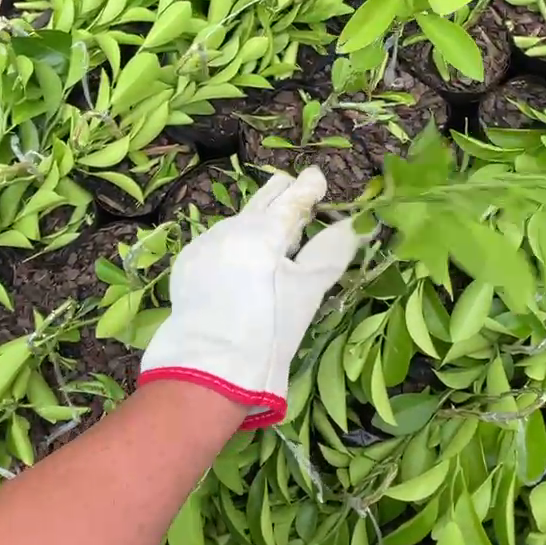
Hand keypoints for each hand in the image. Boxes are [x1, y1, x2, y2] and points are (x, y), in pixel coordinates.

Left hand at [139, 167, 364, 428]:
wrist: (211, 367)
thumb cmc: (269, 330)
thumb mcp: (307, 291)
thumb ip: (330, 252)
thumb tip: (357, 225)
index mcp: (263, 232)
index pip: (291, 199)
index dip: (307, 187)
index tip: (317, 177)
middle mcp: (231, 228)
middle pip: (262, 200)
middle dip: (283, 196)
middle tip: (298, 196)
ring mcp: (205, 244)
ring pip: (240, 220)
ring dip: (259, 222)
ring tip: (274, 234)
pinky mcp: (188, 264)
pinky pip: (218, 241)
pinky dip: (236, 243)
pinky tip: (243, 261)